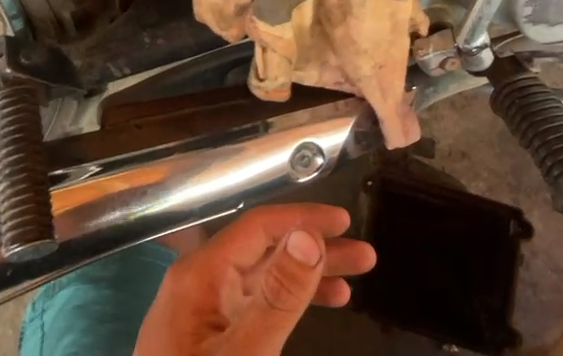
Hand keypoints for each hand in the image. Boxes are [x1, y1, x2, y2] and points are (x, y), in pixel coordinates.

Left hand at [133, 203, 376, 355]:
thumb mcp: (244, 353)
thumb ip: (277, 296)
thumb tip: (307, 236)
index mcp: (199, 273)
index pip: (257, 227)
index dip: (303, 219)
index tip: (345, 223)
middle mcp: (198, 282)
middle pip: (263, 250)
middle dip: (314, 249)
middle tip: (364, 256)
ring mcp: (201, 310)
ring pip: (261, 278)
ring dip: (305, 277)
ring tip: (352, 283)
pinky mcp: (207, 337)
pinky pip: (252, 305)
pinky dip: (285, 303)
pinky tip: (313, 309)